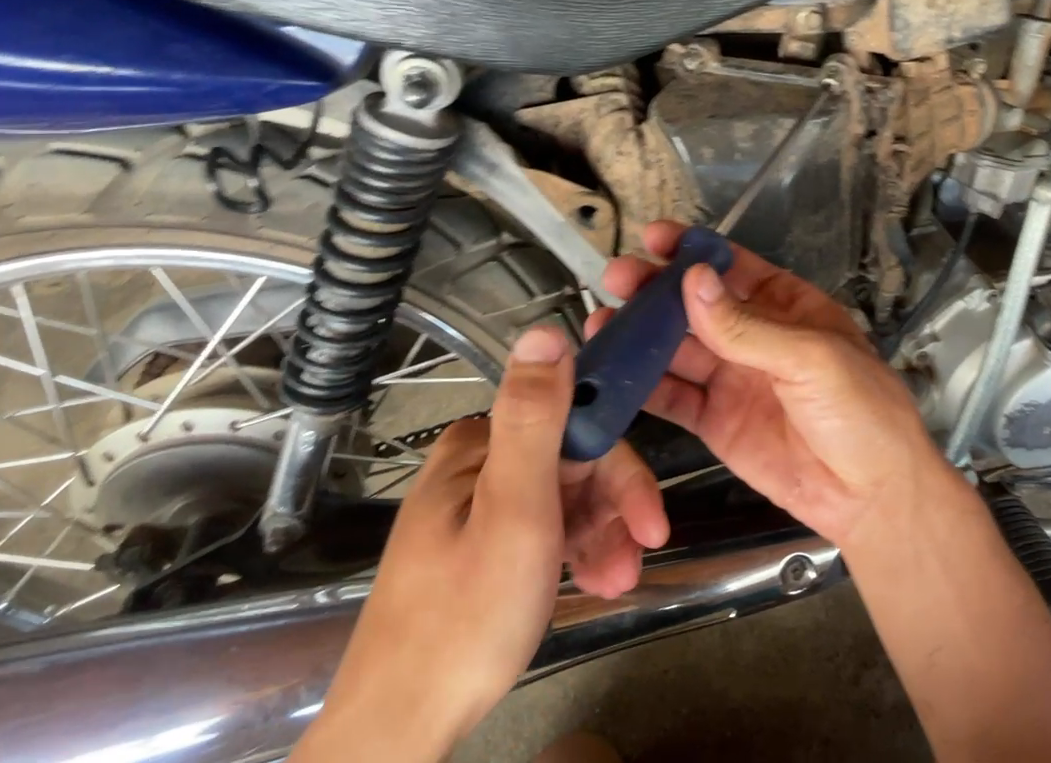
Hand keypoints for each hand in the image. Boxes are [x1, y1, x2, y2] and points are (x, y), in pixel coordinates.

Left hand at [292, 327, 668, 761]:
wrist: (400, 722)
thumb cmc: (464, 617)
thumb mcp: (513, 512)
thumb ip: (534, 419)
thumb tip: (546, 328)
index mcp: (479, 447)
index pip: (575, 427)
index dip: (620, 469)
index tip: (651, 519)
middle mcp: (476, 467)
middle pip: (573, 465)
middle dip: (614, 511)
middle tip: (639, 558)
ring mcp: (475, 509)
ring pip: (564, 501)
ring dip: (601, 537)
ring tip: (616, 583)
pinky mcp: (478, 547)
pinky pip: (542, 531)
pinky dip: (575, 553)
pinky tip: (592, 583)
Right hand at [592, 222, 958, 547]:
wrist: (872, 496)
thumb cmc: (863, 413)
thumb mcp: (813, 359)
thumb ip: (748, 326)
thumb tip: (694, 281)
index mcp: (787, 307)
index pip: (733, 268)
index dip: (694, 251)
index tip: (654, 238)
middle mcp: (755, 338)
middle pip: (695, 306)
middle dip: (655, 291)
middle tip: (617, 279)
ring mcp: (733, 380)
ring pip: (676, 349)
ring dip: (640, 336)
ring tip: (602, 324)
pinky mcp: (716, 422)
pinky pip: (674, 397)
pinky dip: (643, 387)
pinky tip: (613, 374)